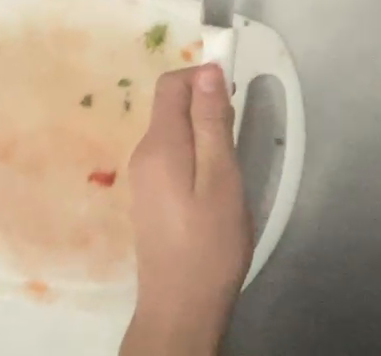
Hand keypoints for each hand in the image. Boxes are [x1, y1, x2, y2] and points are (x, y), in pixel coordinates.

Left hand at [121, 65, 250, 355]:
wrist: (181, 310)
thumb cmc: (209, 243)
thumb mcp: (221, 177)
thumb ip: (212, 122)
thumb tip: (208, 70)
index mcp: (160, 145)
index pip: (171, 83)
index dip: (203, 76)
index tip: (234, 92)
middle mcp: (144, 154)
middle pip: (172, 104)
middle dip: (206, 102)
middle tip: (236, 131)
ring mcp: (144, 177)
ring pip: (174, 129)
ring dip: (203, 127)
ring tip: (230, 161)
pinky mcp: (151, 196)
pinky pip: (172, 152)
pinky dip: (195, 150)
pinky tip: (215, 180)